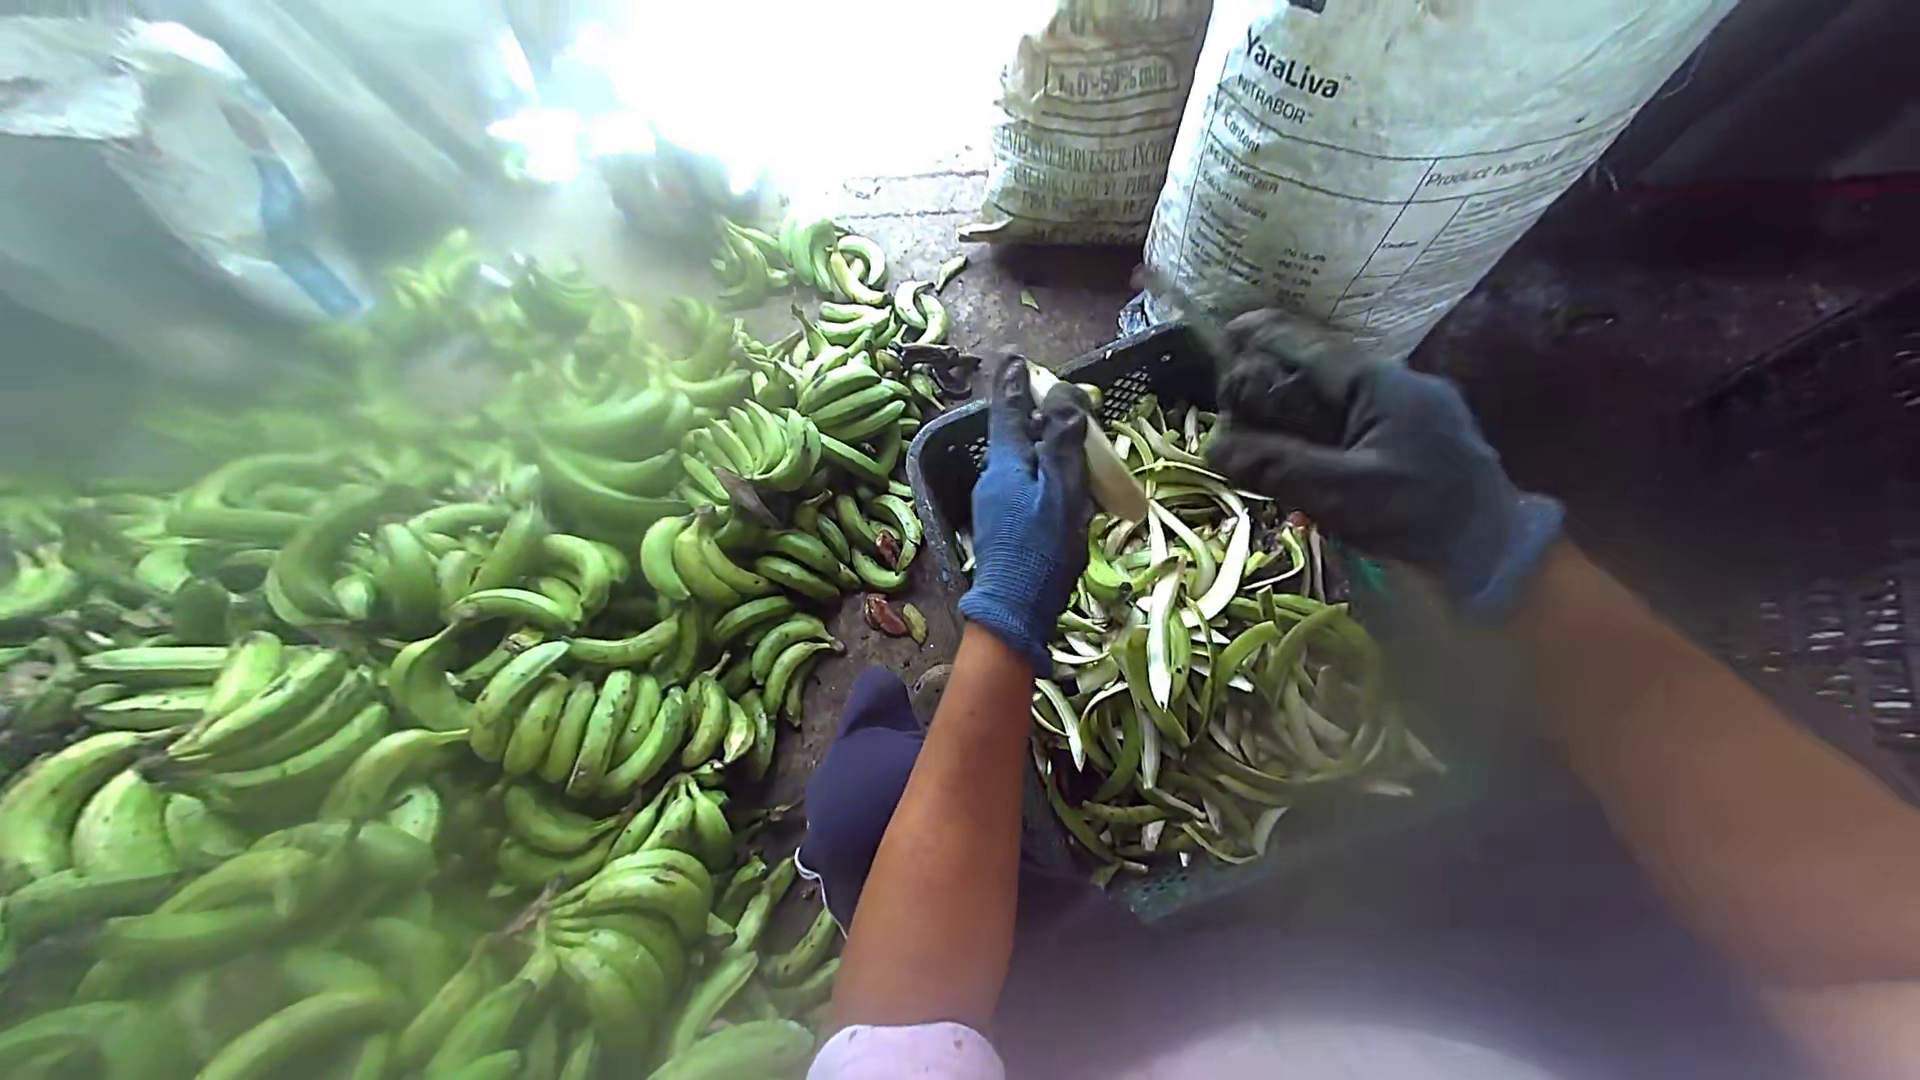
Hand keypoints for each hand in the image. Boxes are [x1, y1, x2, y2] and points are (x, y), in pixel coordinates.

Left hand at [957, 357, 1092, 673]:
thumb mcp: (1062, 495)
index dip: (1013, 384)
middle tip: (1050, 401)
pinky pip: (1022, 487)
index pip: (1008, 413)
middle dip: (1030, 416)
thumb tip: (1062, 400)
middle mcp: (993, 480)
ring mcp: (993, 505)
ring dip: (1039, 448)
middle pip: (1014, 438)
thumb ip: (1063, 447)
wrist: (1014, 608)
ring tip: (1066, 445)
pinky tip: (1061, 489)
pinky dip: (1041, 476)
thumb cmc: (1042, 551)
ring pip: (1020, 463)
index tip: (1013, 358)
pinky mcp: (1001, 525)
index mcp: (1006, 466)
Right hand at [1206, 310, 1562, 616]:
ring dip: (1279, 416)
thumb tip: (1213, 446)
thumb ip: (1277, 465)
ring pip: (1318, 402)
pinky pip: (1332, 428)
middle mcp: (1386, 389)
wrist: (1490, 555)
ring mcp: (1392, 415)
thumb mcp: (1344, 492)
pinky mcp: (1391, 443)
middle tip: (1227, 407)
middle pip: (1309, 373)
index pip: (1309, 349)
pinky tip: (1282, 463)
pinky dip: (1301, 439)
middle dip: (1264, 384)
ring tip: (1244, 441)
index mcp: (1380, 385)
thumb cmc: (1422, 517)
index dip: (1264, 340)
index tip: (1225, 334)